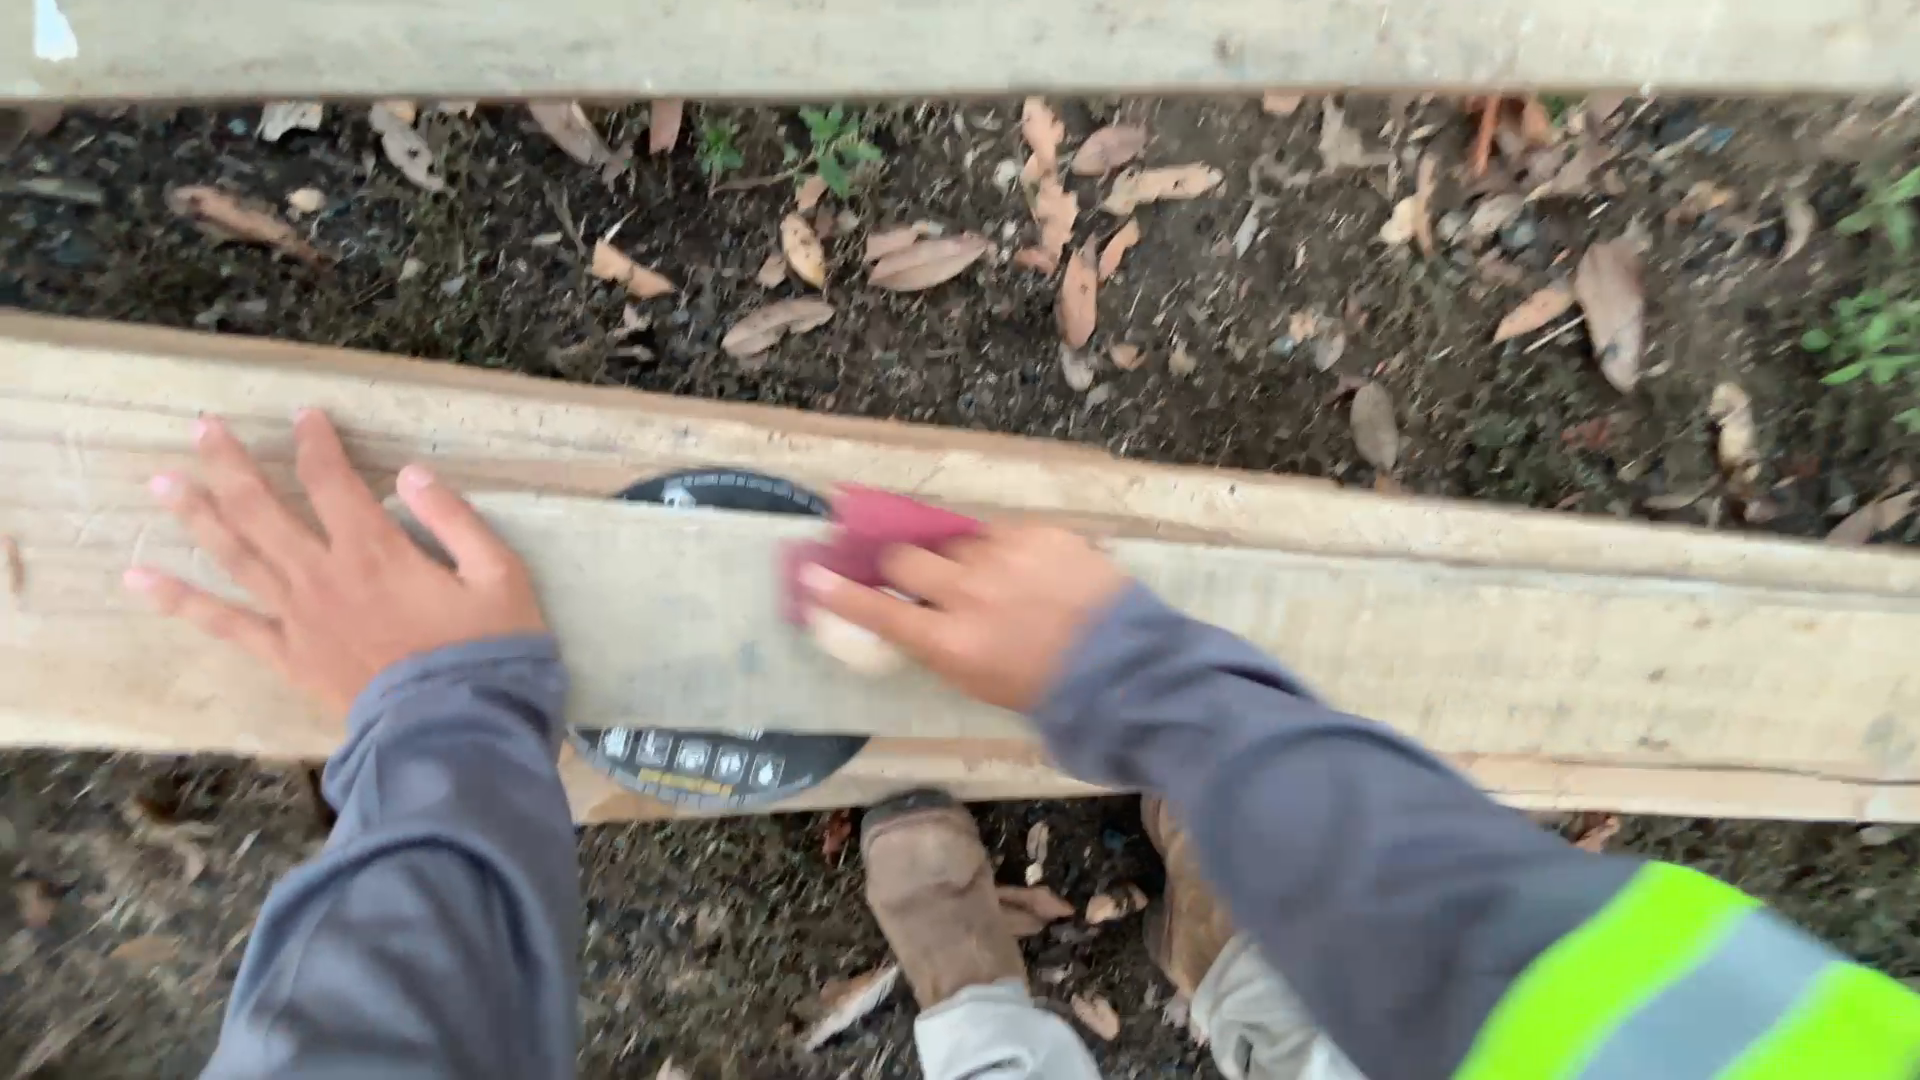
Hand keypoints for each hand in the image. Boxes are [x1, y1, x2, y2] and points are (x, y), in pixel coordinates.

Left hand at [124, 410, 545, 716]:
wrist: (459, 718)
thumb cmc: (489, 644)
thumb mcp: (500, 574)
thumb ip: (456, 520)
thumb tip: (411, 475)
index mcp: (377, 552)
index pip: (332, 483)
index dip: (316, 444)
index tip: (306, 416)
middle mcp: (323, 576)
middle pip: (262, 511)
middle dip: (231, 466)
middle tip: (203, 430)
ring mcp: (298, 616)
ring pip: (235, 557)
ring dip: (196, 516)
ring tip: (163, 483)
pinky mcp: (290, 654)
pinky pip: (227, 624)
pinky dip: (181, 602)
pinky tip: (140, 579)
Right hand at [802, 525, 1127, 710]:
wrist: (1126, 666)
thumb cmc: (1046, 688)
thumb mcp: (978, 681)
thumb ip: (936, 643)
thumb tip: (909, 611)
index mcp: (951, 641)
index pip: (878, 611)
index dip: (840, 593)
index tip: (811, 574)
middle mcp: (968, 592)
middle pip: (904, 556)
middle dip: (903, 564)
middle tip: (920, 573)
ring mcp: (1005, 555)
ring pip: (955, 541)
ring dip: (961, 558)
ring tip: (996, 579)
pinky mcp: (1038, 532)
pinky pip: (999, 532)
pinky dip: (1002, 550)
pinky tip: (1028, 570)